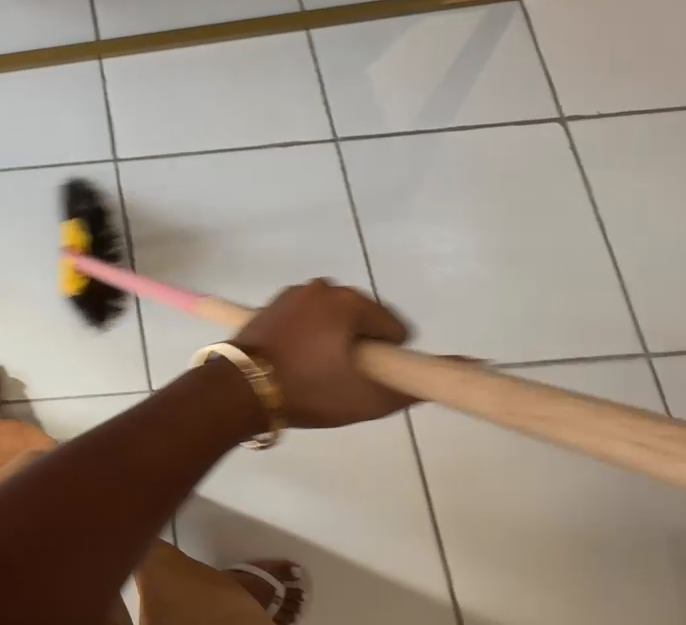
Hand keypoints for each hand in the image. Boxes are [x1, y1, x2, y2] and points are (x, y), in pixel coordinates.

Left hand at [231, 279, 414, 428]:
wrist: (243, 385)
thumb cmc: (312, 388)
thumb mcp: (371, 398)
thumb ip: (413, 386)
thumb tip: (443, 374)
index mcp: (349, 301)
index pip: (394, 327)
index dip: (390, 356)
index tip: (370, 377)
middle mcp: (322, 288)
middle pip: (362, 318)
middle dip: (361, 345)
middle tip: (345, 376)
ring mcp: (292, 293)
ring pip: (332, 318)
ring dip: (335, 339)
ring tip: (321, 370)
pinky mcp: (271, 304)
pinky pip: (306, 319)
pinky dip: (310, 335)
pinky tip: (299, 359)